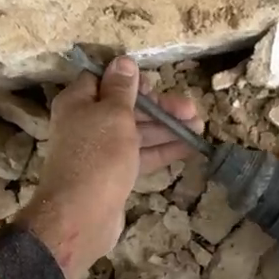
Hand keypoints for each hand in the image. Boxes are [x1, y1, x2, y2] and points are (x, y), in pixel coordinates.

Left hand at [17, 56, 203, 278]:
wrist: (80, 217)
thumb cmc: (97, 156)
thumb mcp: (113, 114)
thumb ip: (122, 88)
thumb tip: (123, 60)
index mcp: (79, 102)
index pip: (104, 80)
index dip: (131, 80)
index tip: (155, 84)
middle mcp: (87, 123)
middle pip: (127, 107)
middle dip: (160, 107)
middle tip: (191, 108)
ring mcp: (100, 151)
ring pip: (137, 132)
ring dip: (167, 127)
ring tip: (199, 127)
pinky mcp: (113, 173)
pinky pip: (140, 155)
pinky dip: (162, 149)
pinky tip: (189, 147)